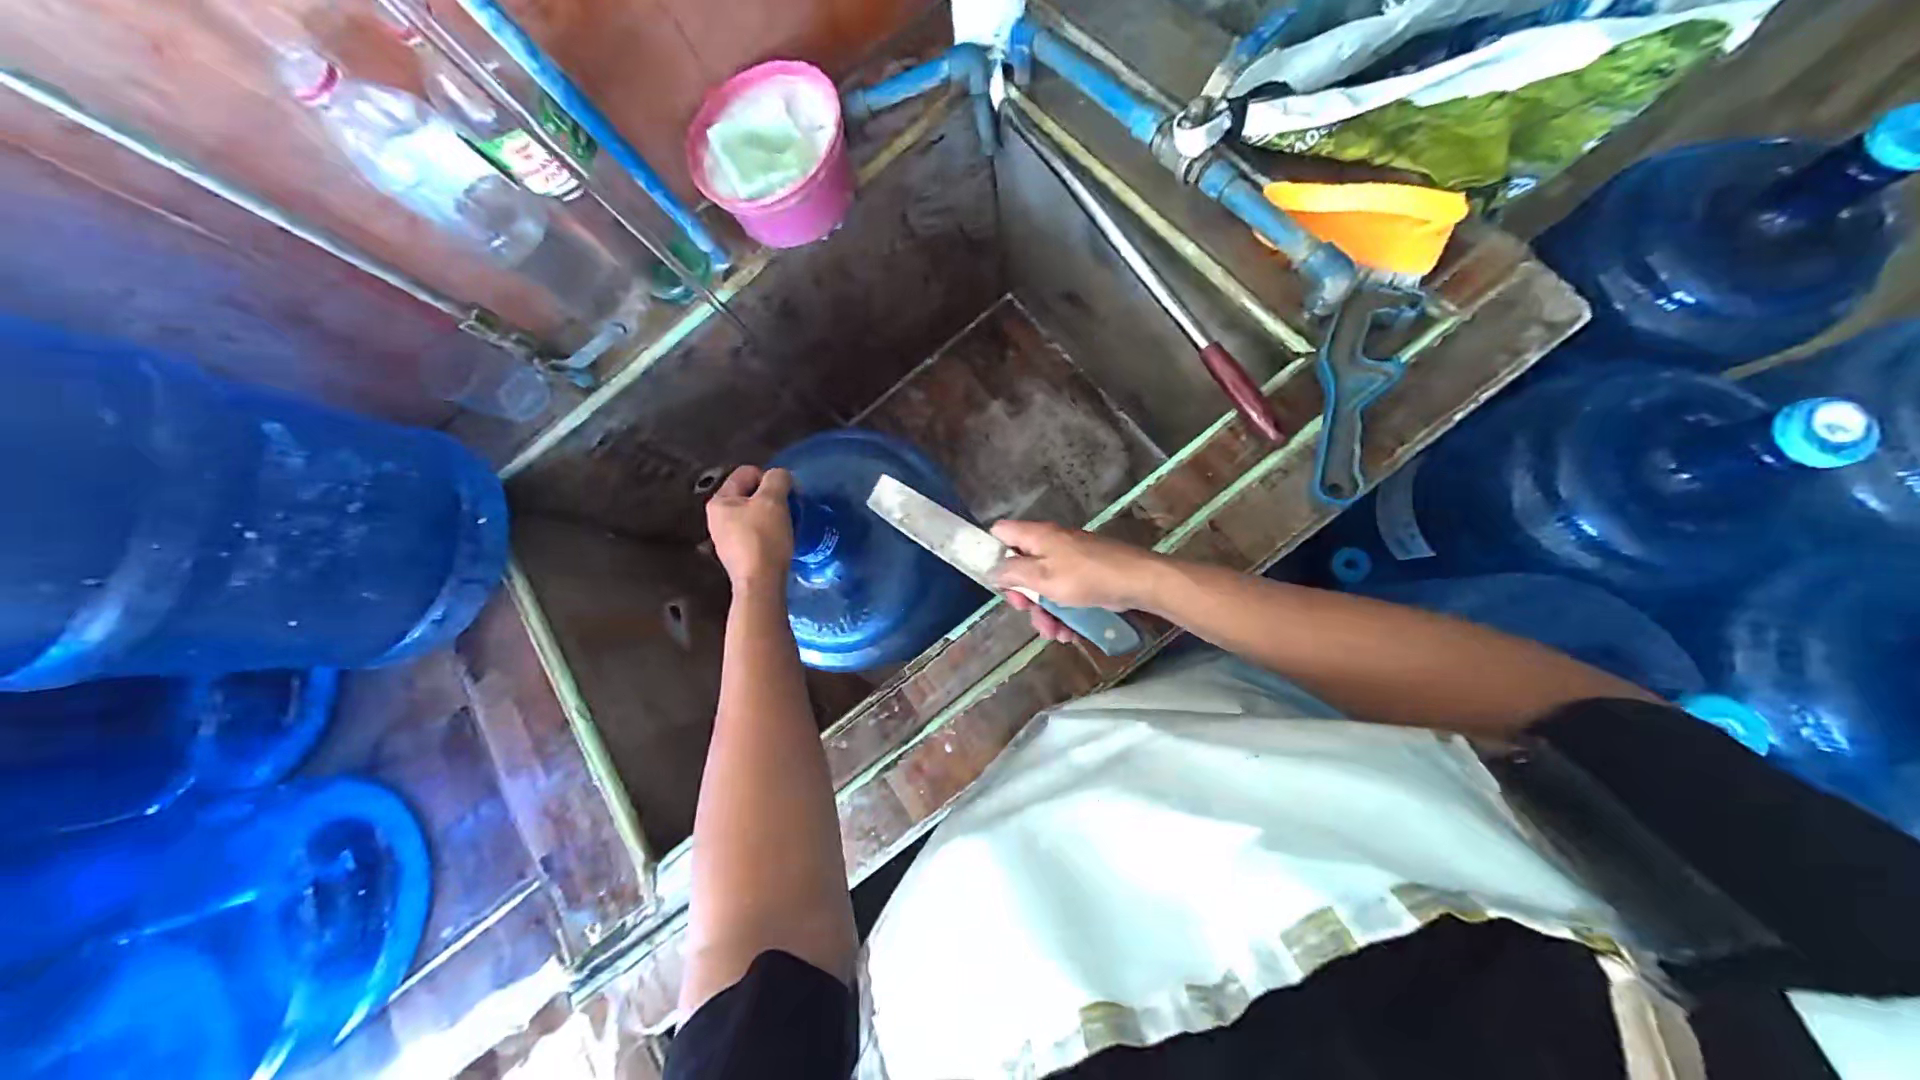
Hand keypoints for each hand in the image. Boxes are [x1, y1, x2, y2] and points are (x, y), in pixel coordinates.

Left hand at [706, 466, 793, 591]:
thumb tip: (780, 476)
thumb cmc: (764, 538)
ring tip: (786, 527)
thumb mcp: (773, 501)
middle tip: (788, 510)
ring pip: (755, 514)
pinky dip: (770, 533)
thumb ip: (778, 479)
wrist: (761, 584)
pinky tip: (779, 542)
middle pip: (751, 494)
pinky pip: (756, 533)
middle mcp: (717, 518)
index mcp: (719, 501)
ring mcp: (726, 538)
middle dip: (772, 499)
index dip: (770, 479)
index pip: (747, 473)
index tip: (785, 495)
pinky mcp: (738, 555)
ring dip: (773, 516)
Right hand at [990, 520, 1166, 643]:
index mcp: (1037, 537)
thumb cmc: (1086, 577)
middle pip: (1022, 567)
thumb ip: (1013, 573)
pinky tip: (1069, 632)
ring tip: (1054, 632)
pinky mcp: (1085, 577)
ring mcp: (1070, 561)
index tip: (995, 580)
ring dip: (1044, 612)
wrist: (1137, 582)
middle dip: (1023, 595)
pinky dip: (1063, 613)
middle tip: (1027, 611)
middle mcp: (1051, 544)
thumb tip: (992, 570)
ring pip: (1043, 587)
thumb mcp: (1042, 577)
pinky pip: (1064, 594)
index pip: (1002, 533)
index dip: (992, 553)